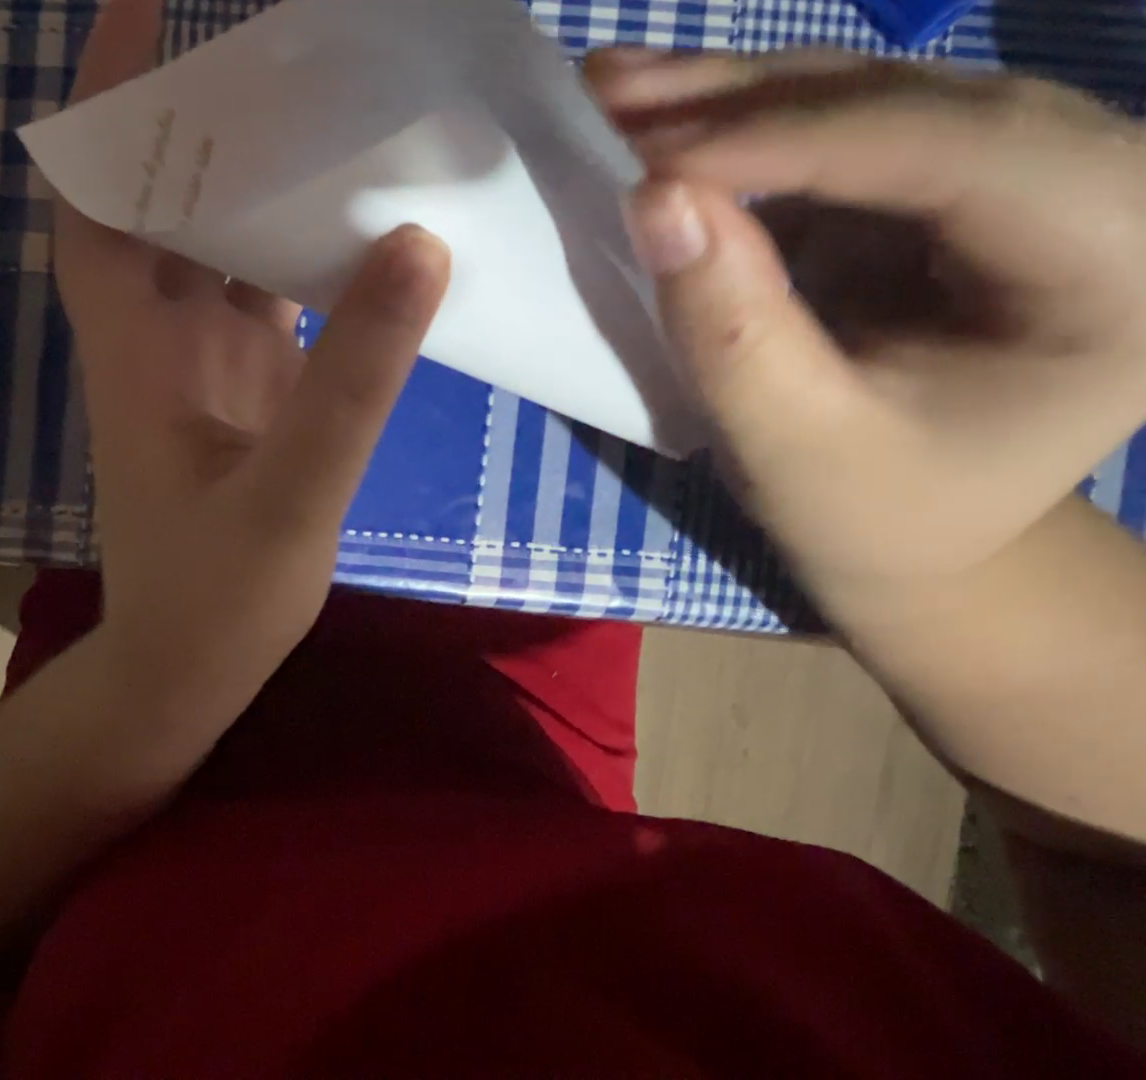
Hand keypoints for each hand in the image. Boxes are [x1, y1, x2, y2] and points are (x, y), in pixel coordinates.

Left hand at [56, 0, 450, 710]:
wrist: (189, 668)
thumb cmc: (215, 598)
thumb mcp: (289, 495)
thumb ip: (351, 381)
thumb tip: (415, 244)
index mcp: (136, 352)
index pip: (93, 204)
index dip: (102, 111)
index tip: (140, 14)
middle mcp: (159, 340)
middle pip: (162, 203)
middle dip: (203, 119)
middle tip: (285, 41)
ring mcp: (202, 363)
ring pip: (220, 244)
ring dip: (263, 180)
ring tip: (339, 103)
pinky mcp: (245, 391)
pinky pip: (268, 295)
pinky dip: (307, 254)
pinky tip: (368, 220)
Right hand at [585, 48, 1145, 606]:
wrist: (923, 534)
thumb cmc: (873, 511)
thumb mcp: (792, 443)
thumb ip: (729, 328)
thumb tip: (655, 198)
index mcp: (1120, 268)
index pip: (962, 157)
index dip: (798, 144)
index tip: (653, 158)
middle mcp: (1103, 190)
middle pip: (917, 102)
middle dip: (751, 97)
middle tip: (614, 87)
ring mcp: (1022, 178)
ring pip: (874, 97)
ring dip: (735, 95)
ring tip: (617, 90)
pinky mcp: (945, 189)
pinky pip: (839, 134)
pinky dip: (742, 128)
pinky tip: (663, 125)